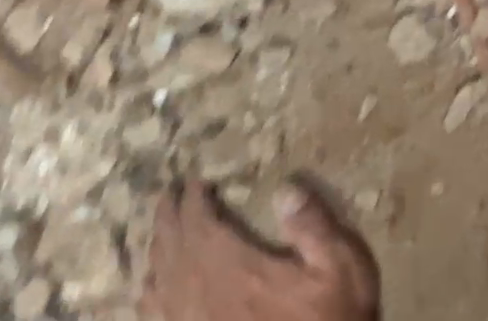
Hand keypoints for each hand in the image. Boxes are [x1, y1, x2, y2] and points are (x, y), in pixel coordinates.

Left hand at [144, 181, 378, 320]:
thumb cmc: (333, 313)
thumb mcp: (339, 263)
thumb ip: (312, 225)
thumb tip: (285, 187)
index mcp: (239, 270)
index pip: (204, 228)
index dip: (195, 202)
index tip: (194, 181)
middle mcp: (205, 296)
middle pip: (173, 251)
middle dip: (167, 220)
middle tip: (165, 194)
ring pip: (159, 282)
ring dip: (156, 251)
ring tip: (157, 229)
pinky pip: (157, 314)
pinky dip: (148, 292)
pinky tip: (149, 286)